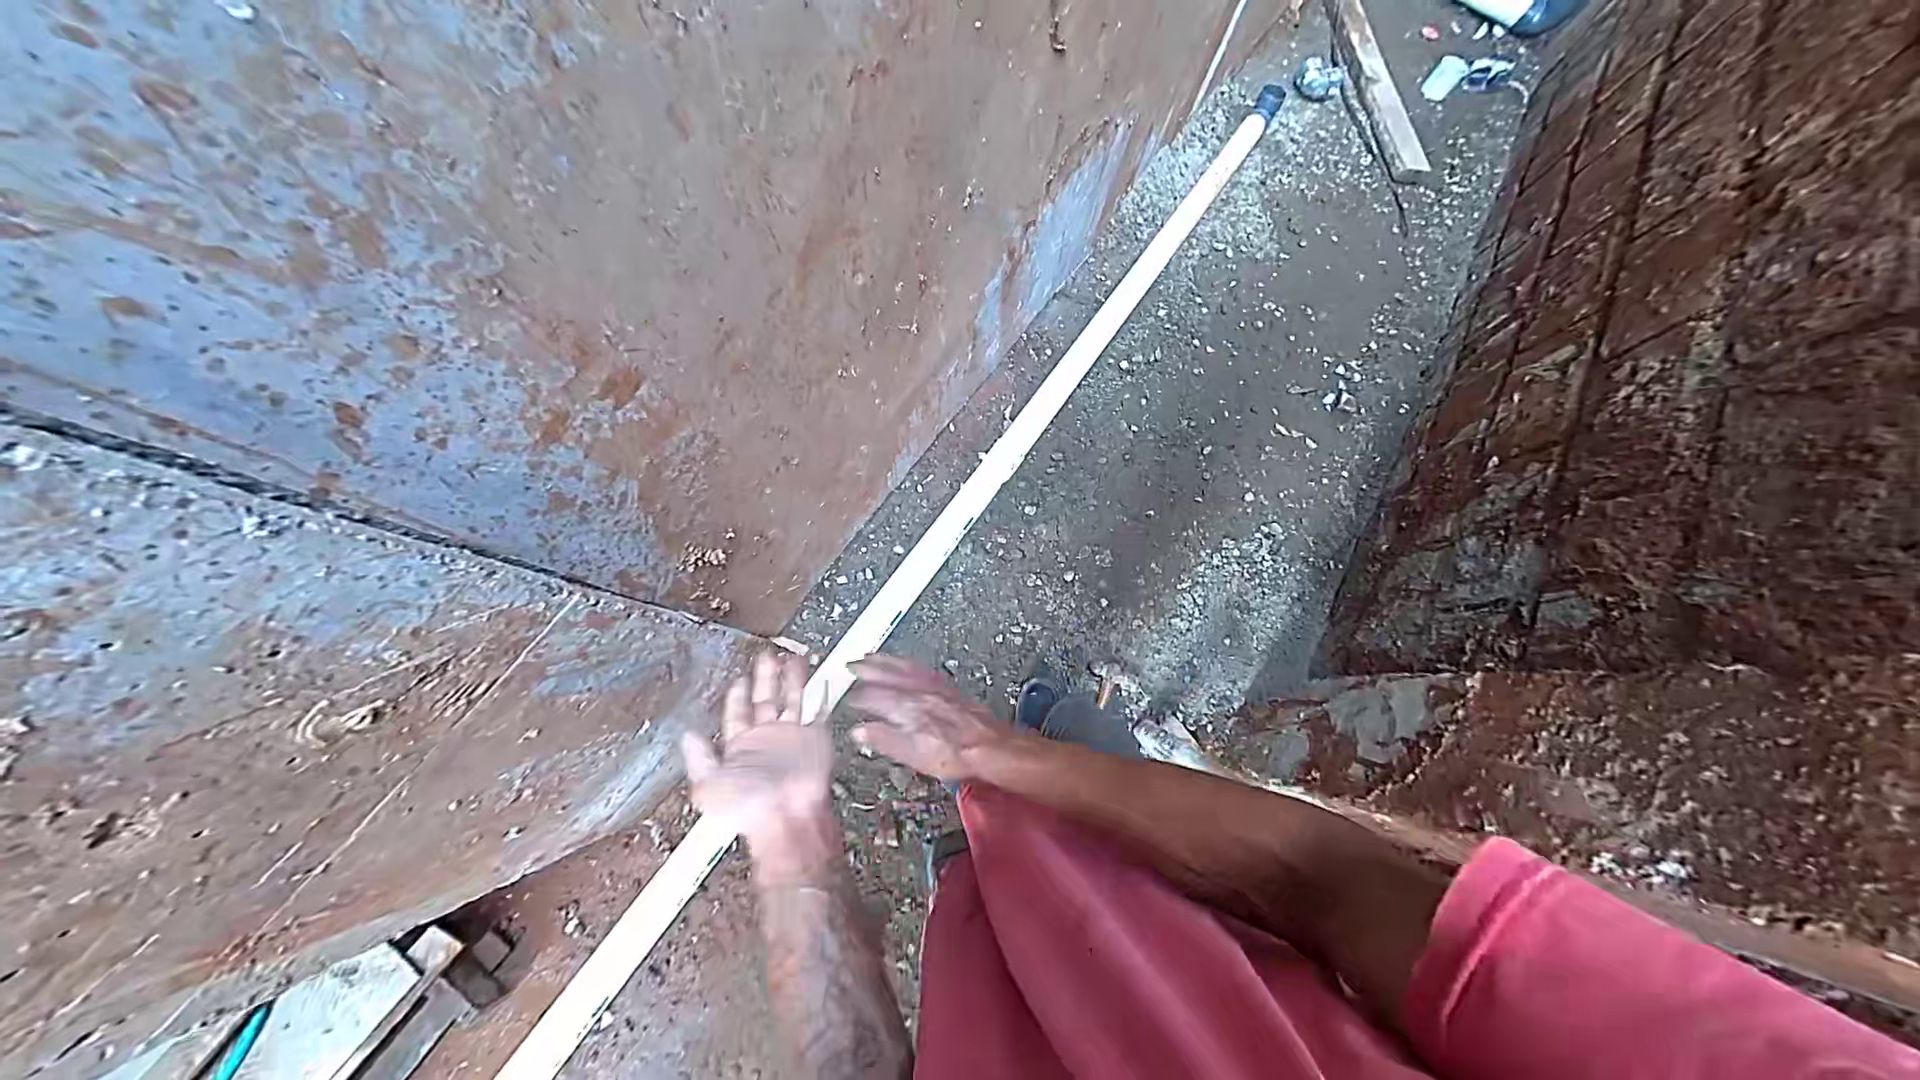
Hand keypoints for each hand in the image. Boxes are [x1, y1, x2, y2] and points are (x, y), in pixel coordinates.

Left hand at [681, 652, 831, 858]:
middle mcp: (767, 739)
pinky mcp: (814, 737)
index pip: (739, 713)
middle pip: (765, 699)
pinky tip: (818, 679)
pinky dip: (819, 694)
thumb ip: (699, 759)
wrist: (787, 817)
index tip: (740, 677)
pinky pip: (818, 710)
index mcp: (742, 747)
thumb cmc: (749, 809)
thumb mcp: (708, 785)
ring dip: (791, 678)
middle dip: (765, 677)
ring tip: (791, 658)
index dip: (738, 694)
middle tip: (767, 656)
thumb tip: (686, 736)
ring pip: (791, 699)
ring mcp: (792, 736)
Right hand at [846, 655, 1020, 781]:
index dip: (857, 697)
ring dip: (886, 661)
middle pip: (888, 676)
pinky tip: (907, 663)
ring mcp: (935, 689)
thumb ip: (885, 740)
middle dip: (867, 670)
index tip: (846, 696)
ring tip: (873, 656)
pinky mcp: (948, 689)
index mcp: (908, 710)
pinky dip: (909, 663)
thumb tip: (860, 732)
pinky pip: (922, 669)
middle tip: (852, 664)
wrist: (989, 746)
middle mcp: (920, 694)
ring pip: (905, 669)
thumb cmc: (956, 753)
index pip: (875, 698)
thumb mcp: (914, 755)